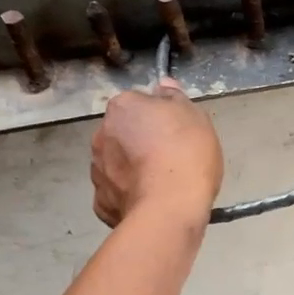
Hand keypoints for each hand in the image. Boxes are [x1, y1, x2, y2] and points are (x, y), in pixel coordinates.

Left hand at [90, 77, 222, 227]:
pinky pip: (116, 193)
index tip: (176, 131)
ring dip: (132, 169)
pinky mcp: (101, 202)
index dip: (159, 117)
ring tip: (160, 185)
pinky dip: (128, 197)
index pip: (138, 103)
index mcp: (123, 107)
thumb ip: (175, 98)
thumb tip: (163, 85)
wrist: (170, 209)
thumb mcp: (195, 117)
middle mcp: (101, 134)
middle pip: (123, 133)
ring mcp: (97, 170)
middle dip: (140, 142)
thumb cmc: (186, 155)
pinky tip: (148, 203)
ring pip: (116, 163)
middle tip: (170, 158)